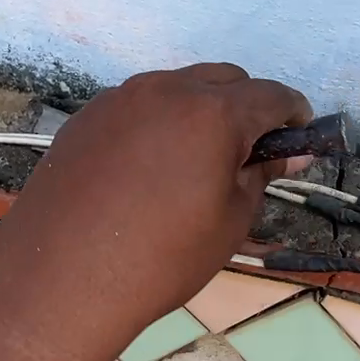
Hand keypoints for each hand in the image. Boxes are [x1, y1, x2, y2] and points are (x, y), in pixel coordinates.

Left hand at [0, 63, 312, 340]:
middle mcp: (167, 90)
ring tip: (197, 160)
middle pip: (225, 79)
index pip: (271, 95)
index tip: (299, 136)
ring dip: (202, 109)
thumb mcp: (230, 220)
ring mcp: (120, 99)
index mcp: (213, 112)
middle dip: (248, 106)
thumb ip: (261, 174)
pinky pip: (139, 104)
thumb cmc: (162, 258)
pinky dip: (160, 121)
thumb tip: (288, 153)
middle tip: (248, 153)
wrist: (60, 281)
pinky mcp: (87, 116)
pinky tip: (149, 167)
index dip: (294, 114)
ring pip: (179, 87)